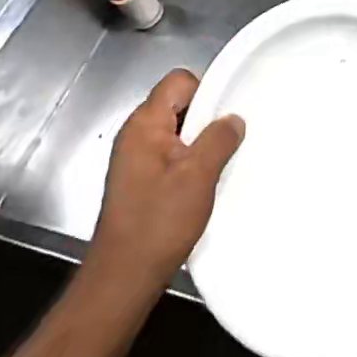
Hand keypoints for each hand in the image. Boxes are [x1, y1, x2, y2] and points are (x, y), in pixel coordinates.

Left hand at [87, 69, 245, 294]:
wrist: (124, 275)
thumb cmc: (160, 221)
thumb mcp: (198, 176)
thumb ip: (219, 139)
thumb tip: (233, 119)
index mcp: (144, 123)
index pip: (178, 81)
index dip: (206, 90)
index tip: (224, 118)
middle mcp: (134, 133)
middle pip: (176, 103)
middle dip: (204, 118)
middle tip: (225, 144)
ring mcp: (133, 157)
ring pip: (174, 131)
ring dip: (197, 143)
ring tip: (215, 166)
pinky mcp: (137, 179)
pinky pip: (168, 153)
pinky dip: (186, 161)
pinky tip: (200, 185)